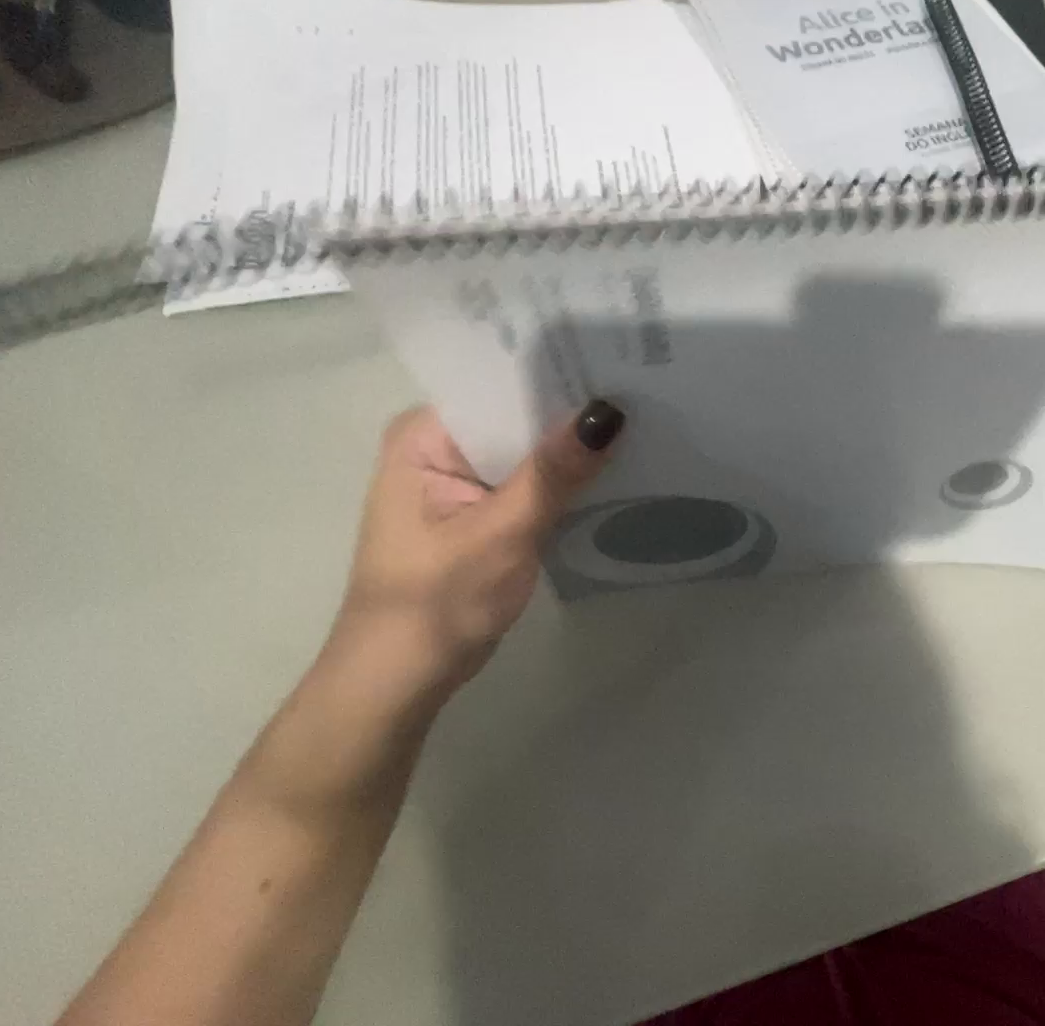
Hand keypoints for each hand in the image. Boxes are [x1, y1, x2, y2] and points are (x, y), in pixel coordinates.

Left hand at [332, 399, 625, 695]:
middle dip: (572, 413)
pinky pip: (527, 484)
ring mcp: (458, 483)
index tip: (619, 362)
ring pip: (526, 453)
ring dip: (571, 450)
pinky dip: (561, 483)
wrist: (399, 682)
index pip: (500, 386)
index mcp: (425, 435)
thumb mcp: (502, 534)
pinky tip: (610, 471)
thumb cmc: (436, 603)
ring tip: (641, 424)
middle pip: (516, 417)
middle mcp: (438, 447)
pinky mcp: (478, 514)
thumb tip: (607, 413)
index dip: (558, 374)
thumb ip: (553, 473)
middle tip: (645, 390)